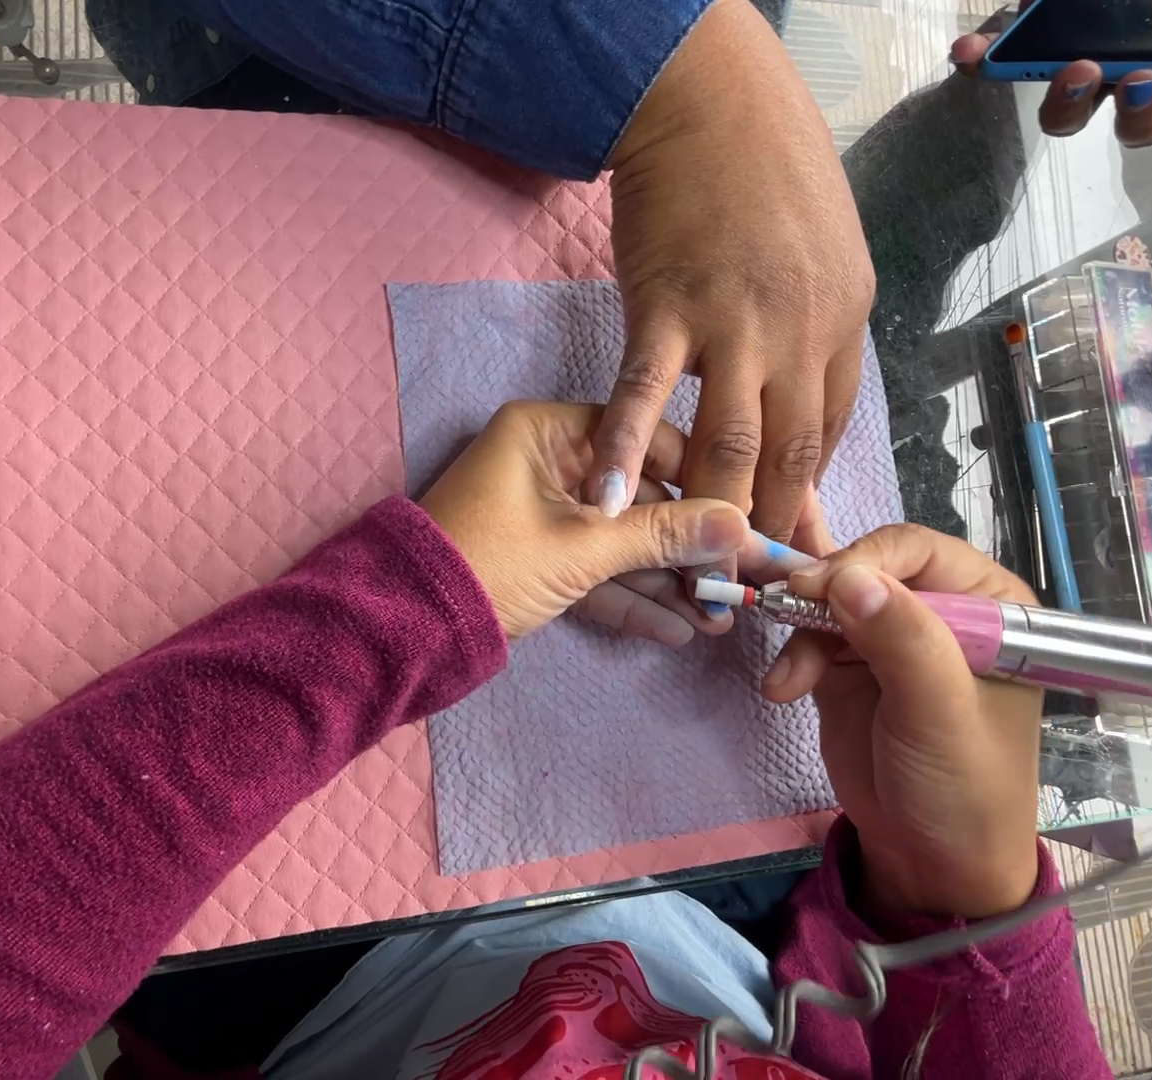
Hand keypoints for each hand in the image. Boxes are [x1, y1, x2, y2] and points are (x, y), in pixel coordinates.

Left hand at [421, 401, 747, 638]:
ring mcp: (541, 514)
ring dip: (661, 581)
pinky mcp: (536, 559)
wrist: (410, 626)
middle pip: (633, 498)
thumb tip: (740, 526)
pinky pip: (590, 571)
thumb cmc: (493, 561)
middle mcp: (546, 464)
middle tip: (734, 581)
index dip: (695, 476)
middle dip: (682, 547)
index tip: (740, 512)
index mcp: (546, 433)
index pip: (639, 438)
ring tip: (717, 618)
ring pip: (615, 541)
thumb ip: (663, 534)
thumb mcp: (582, 546)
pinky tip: (675, 629)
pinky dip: (626, 598)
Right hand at [590, 0, 874, 556]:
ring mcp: (732, 322)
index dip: (807, 497)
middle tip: (745, 583)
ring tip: (687, 563)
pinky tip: (606, 501)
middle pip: (787, 454)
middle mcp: (799, 332)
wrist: (712, 105)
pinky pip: (645, 393)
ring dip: (706, 510)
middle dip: (768, 525)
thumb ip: (816, 335)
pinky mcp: (666, 309)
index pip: (826, 434)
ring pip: (727, 439)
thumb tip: (797, 403)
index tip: (787, 544)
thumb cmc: (768, 179)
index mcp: (841, 322)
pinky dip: (624, 450)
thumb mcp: (826, 257)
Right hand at [764, 525, 1043, 918]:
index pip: (920, 551)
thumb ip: (903, 642)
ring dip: (800, 631)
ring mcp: (889, 635)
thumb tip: (848, 577)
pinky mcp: (849, 662)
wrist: (925, 857)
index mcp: (989, 608)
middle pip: (866, 566)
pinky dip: (791, 658)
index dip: (866, 558)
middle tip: (785, 610)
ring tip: (788, 680)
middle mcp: (939, 610)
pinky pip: (809, 634)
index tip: (817, 587)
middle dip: (822, 591)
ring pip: (829, 598)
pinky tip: (783, 690)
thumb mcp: (939, 715)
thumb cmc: (960, 788)